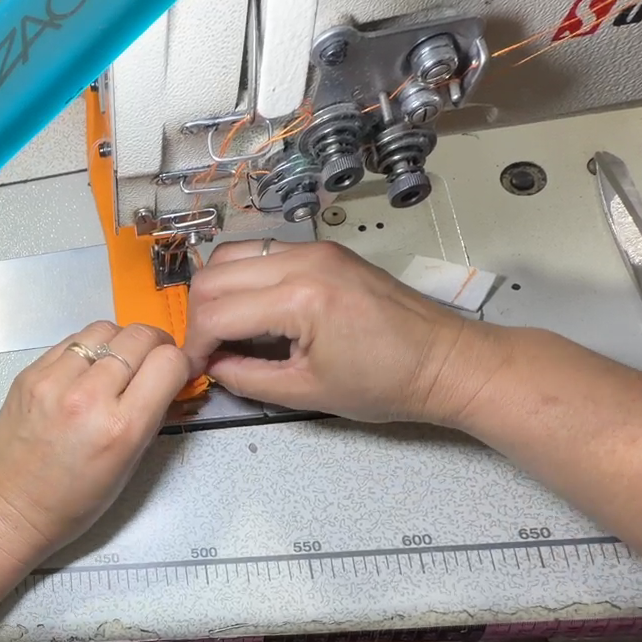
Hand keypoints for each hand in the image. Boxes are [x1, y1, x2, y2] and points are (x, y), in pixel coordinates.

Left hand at [0, 321, 190, 564]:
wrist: (9, 507)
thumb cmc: (74, 501)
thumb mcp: (127, 465)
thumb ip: (151, 416)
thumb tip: (170, 379)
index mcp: (120, 428)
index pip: (167, 362)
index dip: (178, 364)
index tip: (174, 374)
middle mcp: (87, 397)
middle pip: (138, 336)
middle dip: (154, 346)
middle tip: (150, 364)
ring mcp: (52, 381)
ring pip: (103, 329)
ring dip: (119, 342)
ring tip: (116, 365)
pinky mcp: (28, 374)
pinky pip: (70, 342)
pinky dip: (87, 350)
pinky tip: (85, 372)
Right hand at [183, 240, 510, 424]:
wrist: (446, 361)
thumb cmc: (383, 384)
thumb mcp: (304, 392)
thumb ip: (245, 377)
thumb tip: (210, 365)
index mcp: (301, 298)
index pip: (215, 313)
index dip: (195, 346)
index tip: (194, 369)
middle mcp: (304, 260)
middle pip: (212, 276)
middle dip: (198, 318)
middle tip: (208, 350)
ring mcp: (315, 248)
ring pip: (230, 256)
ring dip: (216, 293)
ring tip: (226, 329)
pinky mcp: (323, 249)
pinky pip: (260, 253)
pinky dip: (241, 280)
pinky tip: (252, 312)